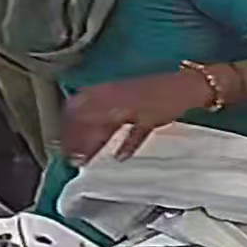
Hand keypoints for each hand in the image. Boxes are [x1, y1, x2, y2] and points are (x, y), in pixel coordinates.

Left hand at [60, 70, 212, 163]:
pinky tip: (121, 157)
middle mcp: (114, 97)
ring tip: (85, 161)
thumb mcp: (124, 96)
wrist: (188, 85)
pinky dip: (127, 145)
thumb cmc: (156, 90)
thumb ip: (104, 106)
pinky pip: (136, 132)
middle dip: (73, 140)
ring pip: (104, 126)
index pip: (73, 108)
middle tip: (69, 158)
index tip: (58, 144)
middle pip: (84, 119)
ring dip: (92, 144)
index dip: (64, 127)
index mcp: (105, 90)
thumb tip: (82, 122)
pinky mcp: (152, 117)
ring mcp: (133, 107)